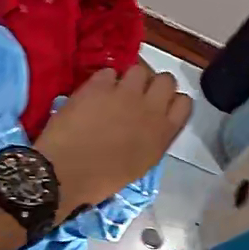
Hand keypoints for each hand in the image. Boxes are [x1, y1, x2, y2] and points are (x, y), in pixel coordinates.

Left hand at [36, 66, 192, 215]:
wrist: (65, 171)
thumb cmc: (101, 179)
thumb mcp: (140, 166)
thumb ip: (152, 140)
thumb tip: (150, 127)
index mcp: (162, 133)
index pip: (183, 103)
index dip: (170, 102)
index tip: (158, 107)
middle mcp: (149, 108)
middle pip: (166, 79)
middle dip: (153, 85)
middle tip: (137, 97)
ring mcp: (124, 93)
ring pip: (139, 69)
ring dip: (129, 79)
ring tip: (115, 93)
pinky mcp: (98, 85)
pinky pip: (109, 72)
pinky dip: (104, 81)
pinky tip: (94, 94)